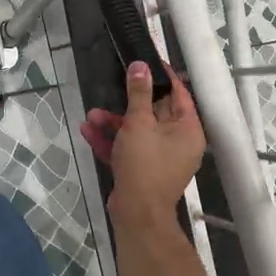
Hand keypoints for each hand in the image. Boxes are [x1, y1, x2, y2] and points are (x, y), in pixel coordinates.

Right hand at [80, 62, 205, 223]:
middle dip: (128, 102)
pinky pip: (129, 148)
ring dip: (113, 122)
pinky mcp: (143, 170)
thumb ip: (139, 93)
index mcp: (187, 130)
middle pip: (155, 112)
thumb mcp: (139, 123)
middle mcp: (178, 143)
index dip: (162, 76)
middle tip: (113, 82)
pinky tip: (88, 131)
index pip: (179, 93)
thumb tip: (141, 65)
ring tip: (91, 115)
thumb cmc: (144, 164)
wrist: (136, 215)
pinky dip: (111, 140)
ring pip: (137, 131)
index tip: (146, 59)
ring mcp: (160, 158)